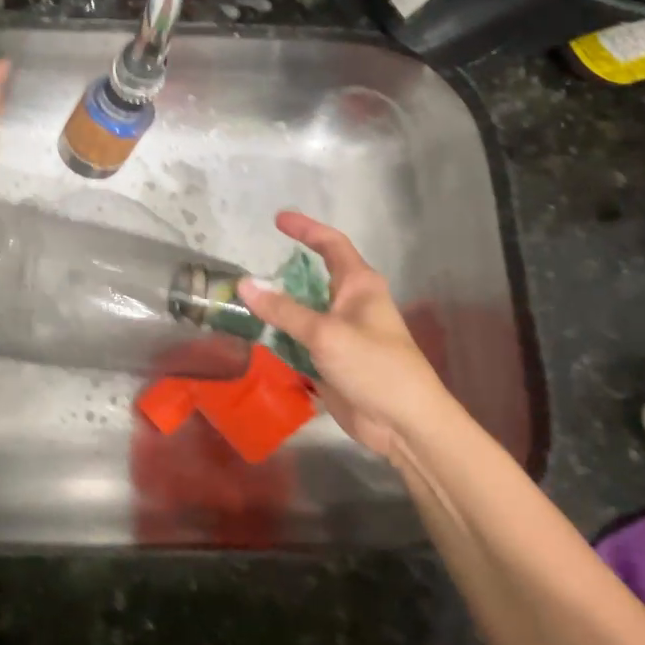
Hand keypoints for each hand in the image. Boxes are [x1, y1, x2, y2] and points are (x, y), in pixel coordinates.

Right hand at [238, 213, 456, 461]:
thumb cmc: (375, 367)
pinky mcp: (331, 360)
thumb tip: (244, 284)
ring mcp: (340, 333)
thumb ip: (282, 310)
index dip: (306, 229)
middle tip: (247, 271)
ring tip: (239, 303)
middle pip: (311, 279)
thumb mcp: (324, 334)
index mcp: (359, 285)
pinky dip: (277, 336)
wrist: (405, 424)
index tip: (277, 219)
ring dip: (274, 308)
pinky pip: (297, 340)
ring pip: (300, 311)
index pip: (331, 244)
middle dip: (281, 274)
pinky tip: (253, 337)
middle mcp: (349, 304)